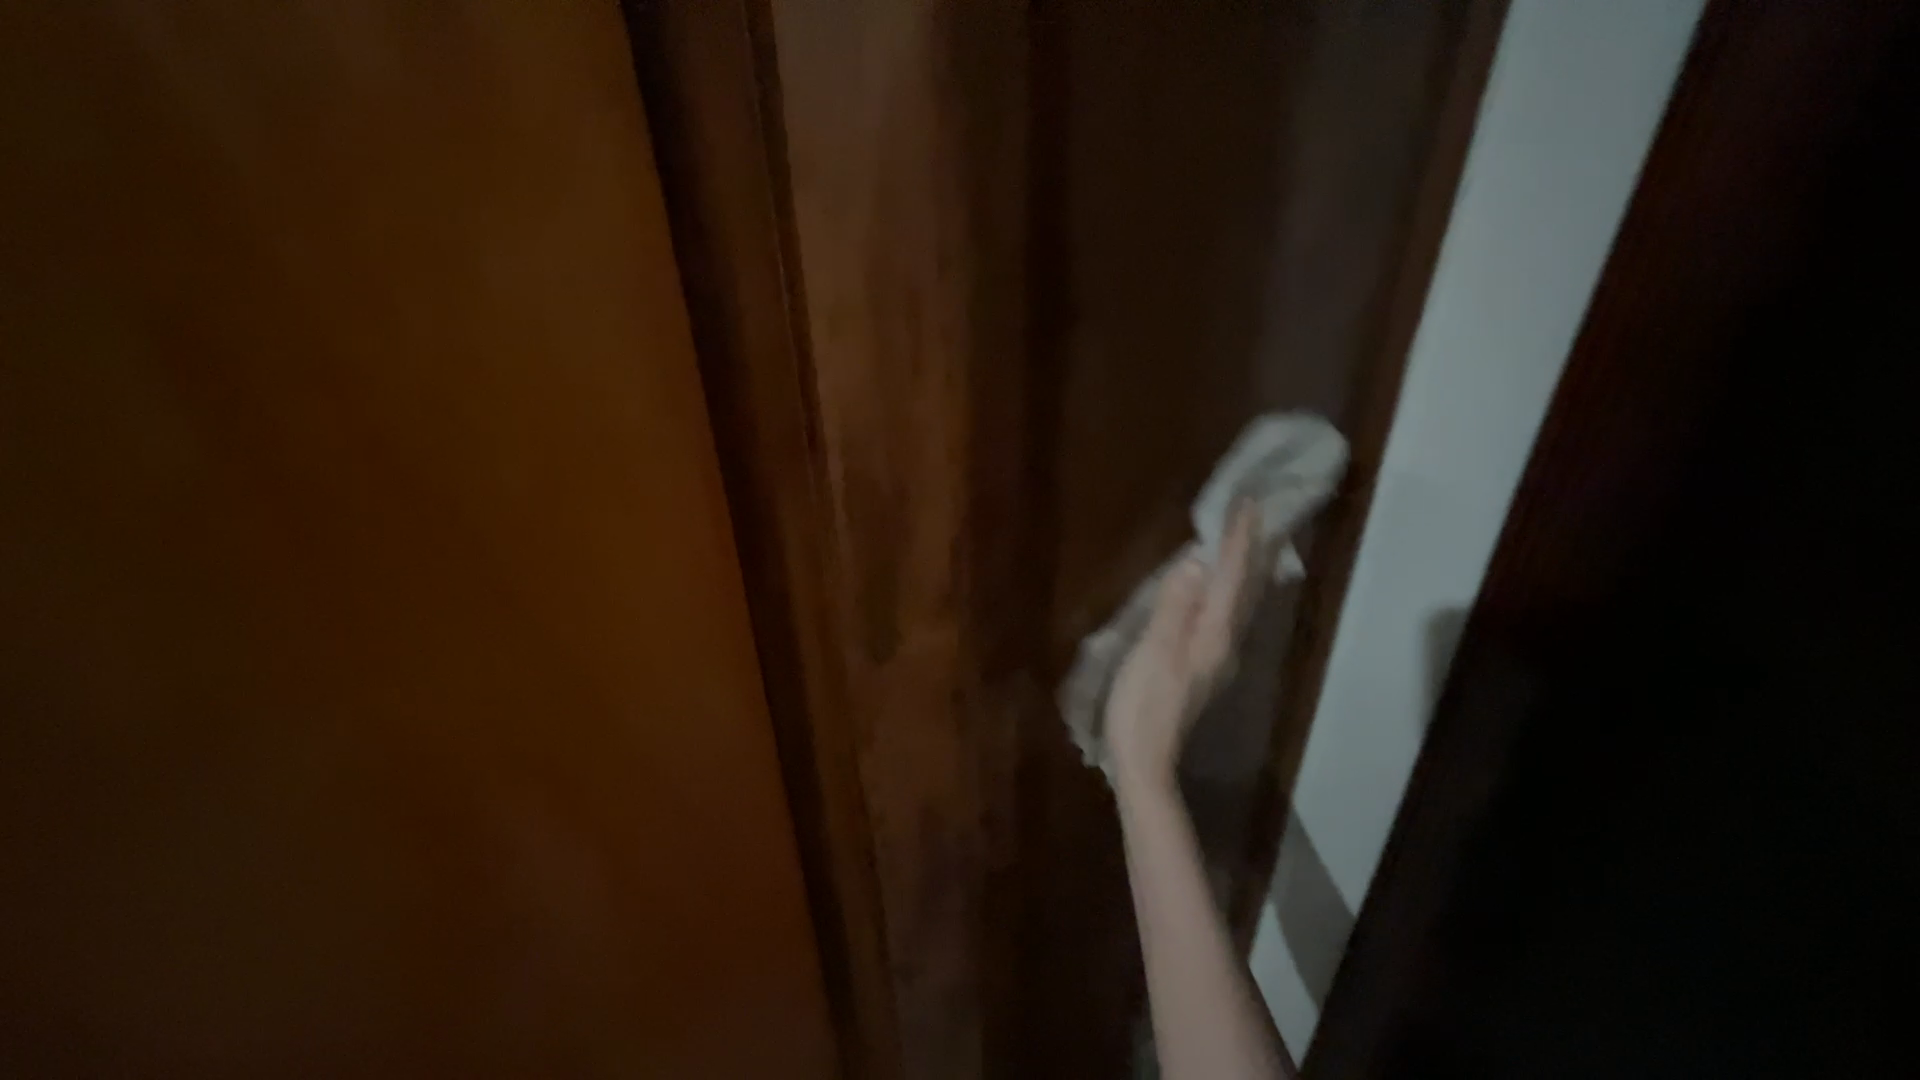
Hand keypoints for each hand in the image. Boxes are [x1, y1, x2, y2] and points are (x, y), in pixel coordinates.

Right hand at [1106, 503, 1263, 790]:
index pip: (1230, 578)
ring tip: (1245, 542)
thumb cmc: (1143, 704)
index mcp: (1212, 635)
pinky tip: (1217, 589)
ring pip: (1237, 603)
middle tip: (1255, 515)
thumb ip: (1175, 606)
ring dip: (1243, 570)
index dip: (1238, 541)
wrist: (1144, 758)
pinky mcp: (1201, 665)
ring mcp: (1214, 657)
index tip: (1247, 503)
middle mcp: (1223, 642)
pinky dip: (1227, 591)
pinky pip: (1223, 615)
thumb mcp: (1154, 651)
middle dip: (1250, 551)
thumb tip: (1197, 562)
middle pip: (1243, 589)